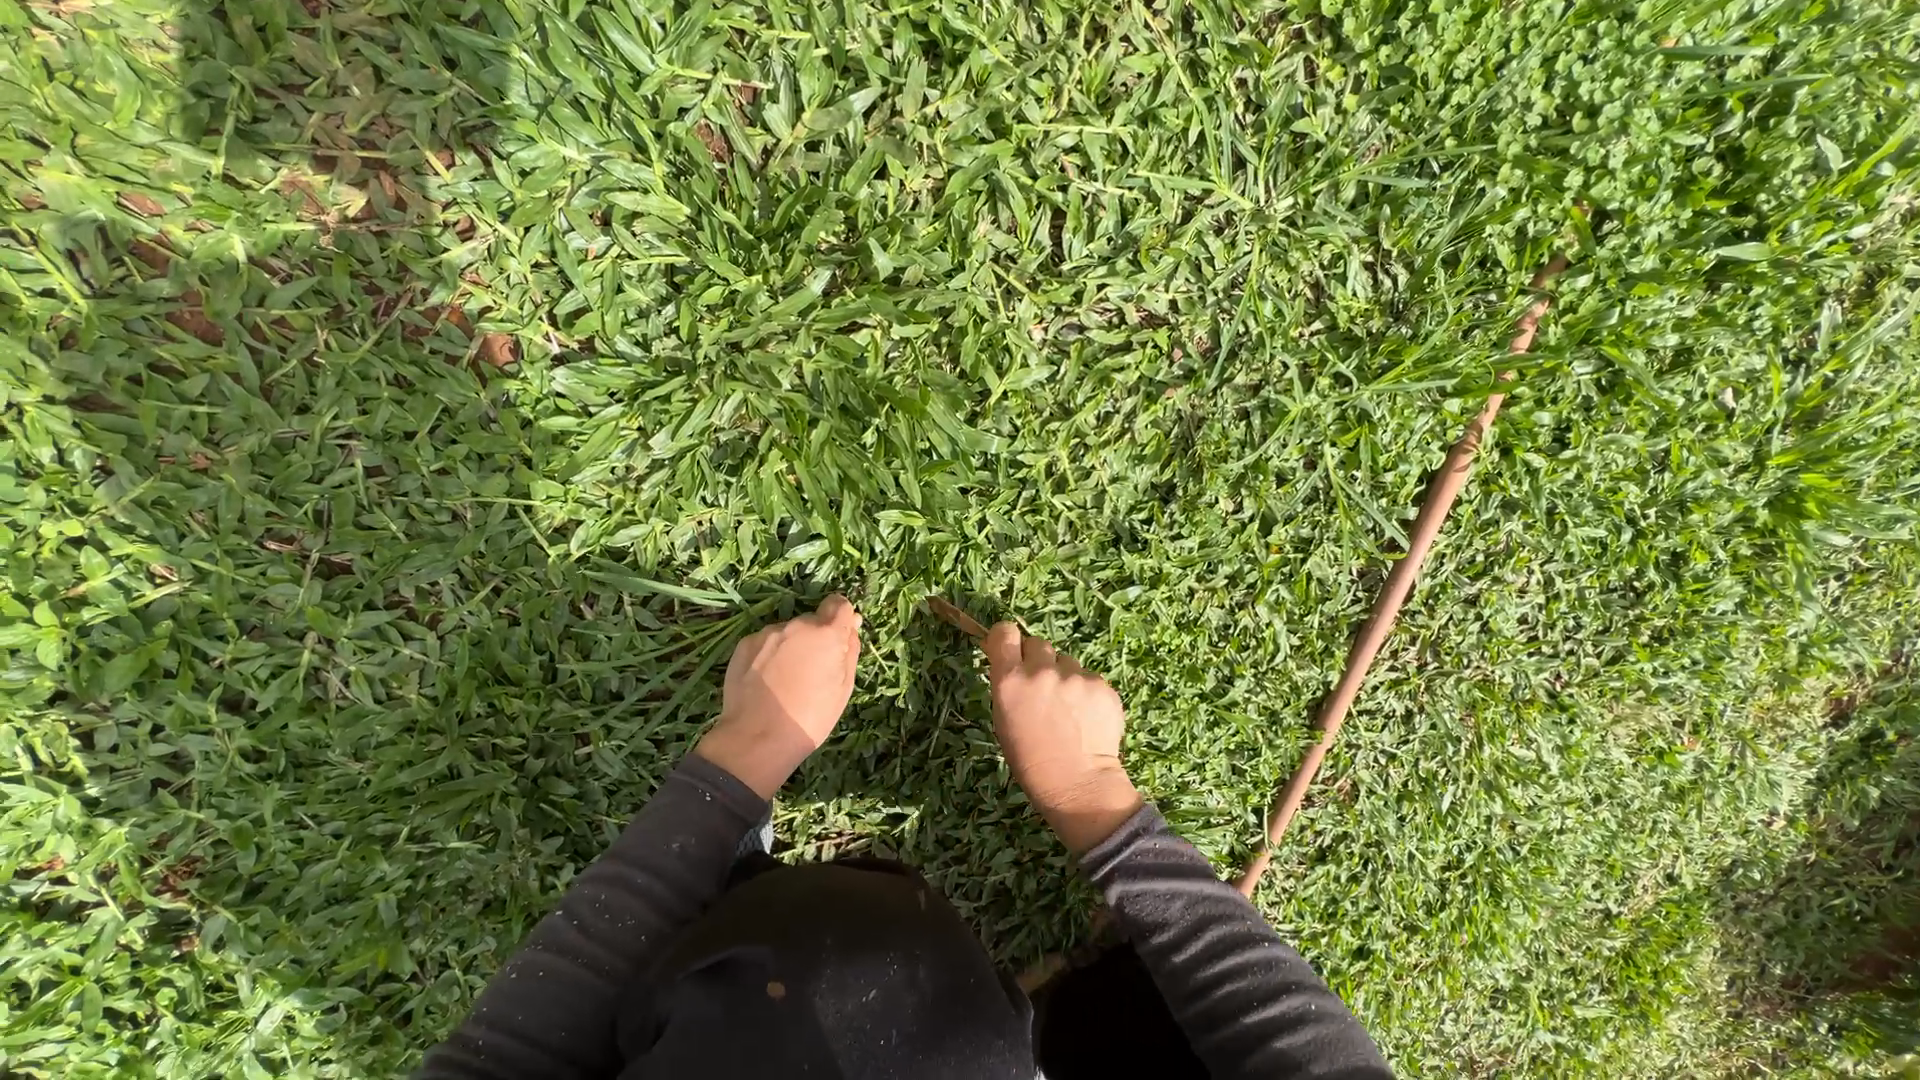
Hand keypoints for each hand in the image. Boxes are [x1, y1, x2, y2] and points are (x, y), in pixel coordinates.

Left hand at [695, 594, 861, 798]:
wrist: (757, 738)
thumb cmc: (810, 718)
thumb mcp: (843, 689)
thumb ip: (849, 651)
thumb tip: (851, 626)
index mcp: (826, 634)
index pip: (839, 605)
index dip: (841, 619)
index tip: (839, 637)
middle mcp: (796, 626)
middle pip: (812, 622)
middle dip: (815, 639)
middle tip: (811, 672)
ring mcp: (768, 633)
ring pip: (787, 633)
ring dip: (791, 647)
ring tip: (785, 681)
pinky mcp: (745, 644)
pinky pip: (765, 643)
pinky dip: (769, 656)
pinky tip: (766, 682)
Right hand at [983, 622, 1142, 853]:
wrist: (1078, 784)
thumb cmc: (1031, 761)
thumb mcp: (1004, 720)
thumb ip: (1009, 686)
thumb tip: (1014, 665)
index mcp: (1010, 680)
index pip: (1005, 633)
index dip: (1008, 639)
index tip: (1011, 650)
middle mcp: (1041, 671)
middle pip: (1038, 644)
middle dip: (1038, 661)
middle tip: (1043, 689)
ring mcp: (1075, 676)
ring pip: (1067, 662)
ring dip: (1065, 677)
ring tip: (1069, 711)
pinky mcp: (1102, 685)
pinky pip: (1089, 678)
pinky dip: (1087, 693)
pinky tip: (1087, 718)